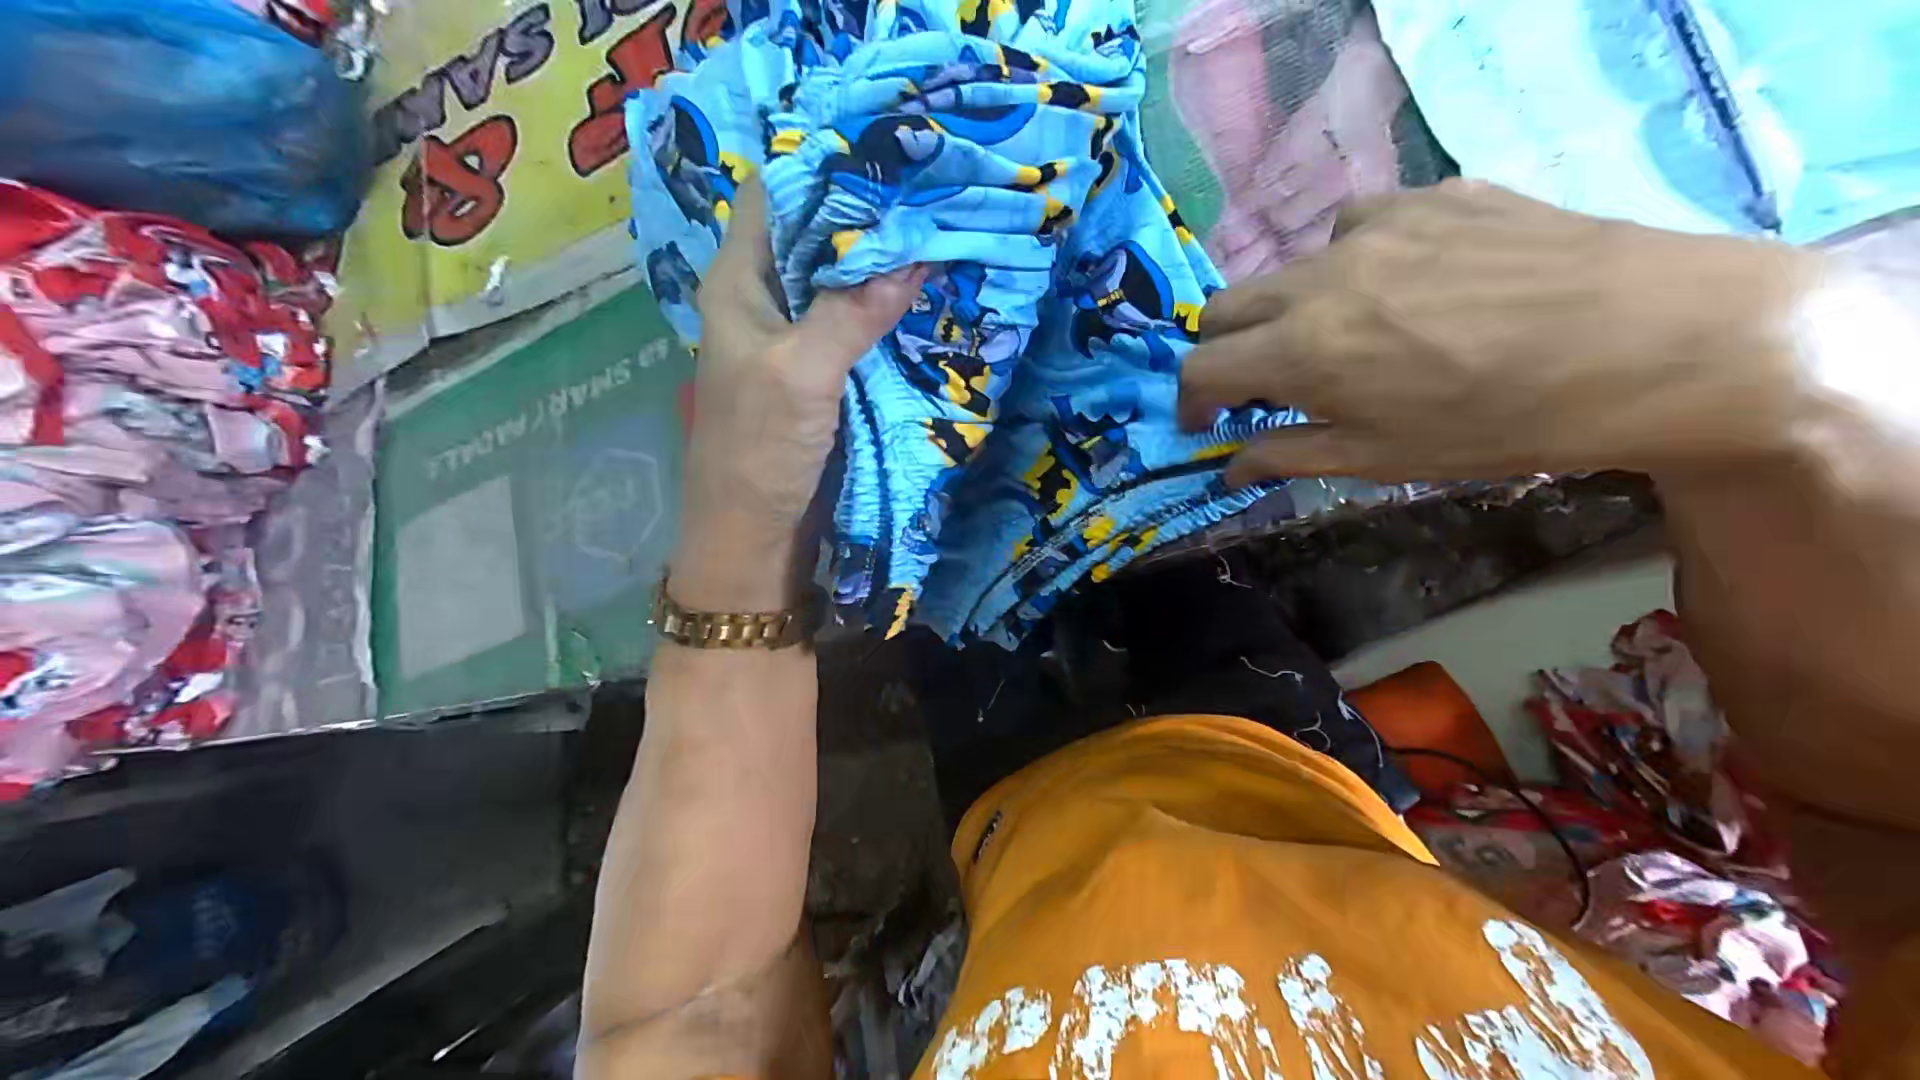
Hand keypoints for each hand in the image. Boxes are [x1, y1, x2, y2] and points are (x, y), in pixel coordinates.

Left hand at [672, 180, 923, 609]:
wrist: (754, 536)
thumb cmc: (758, 452)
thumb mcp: (802, 374)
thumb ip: (852, 311)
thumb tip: (917, 253)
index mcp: (739, 282)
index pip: (776, 195)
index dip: (826, 165)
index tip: (890, 147)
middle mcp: (765, 299)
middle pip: (816, 236)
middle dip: (869, 212)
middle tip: (933, 184)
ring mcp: (796, 337)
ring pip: (841, 281)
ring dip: (883, 262)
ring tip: (942, 226)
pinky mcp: (823, 372)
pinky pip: (857, 324)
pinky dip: (888, 307)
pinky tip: (928, 292)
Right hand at [1180, 180, 1822, 483]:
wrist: (1666, 342)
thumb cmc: (1502, 423)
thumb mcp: (1379, 458)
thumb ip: (1286, 455)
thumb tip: (1228, 468)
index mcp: (1299, 348)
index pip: (1199, 369)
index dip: (1190, 402)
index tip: (1205, 423)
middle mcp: (1319, 277)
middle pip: (1224, 308)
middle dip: (1223, 352)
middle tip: (1256, 383)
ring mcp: (1378, 225)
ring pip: (1289, 266)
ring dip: (1287, 308)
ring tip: (1339, 333)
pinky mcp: (1437, 195)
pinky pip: (1361, 225)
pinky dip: (1353, 263)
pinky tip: (1403, 283)